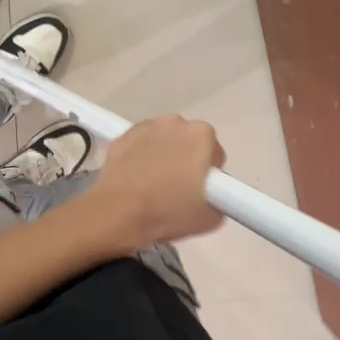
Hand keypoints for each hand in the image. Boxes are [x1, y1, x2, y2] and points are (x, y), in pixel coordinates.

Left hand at [86, 115, 225, 250]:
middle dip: (186, 161)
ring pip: (163, 142)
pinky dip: (140, 157)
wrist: (117, 214)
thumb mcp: (212, 216)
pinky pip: (139, 146)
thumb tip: (213, 195)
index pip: (214, 154)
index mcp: (202, 134)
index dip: (208, 176)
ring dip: (162, 157)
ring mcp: (145, 127)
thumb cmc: (168, 212)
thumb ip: (222, 198)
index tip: (197, 193)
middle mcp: (174, 122)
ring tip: (152, 185)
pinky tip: (135, 179)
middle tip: (176, 190)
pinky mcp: (121, 137)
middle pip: (188, 143)